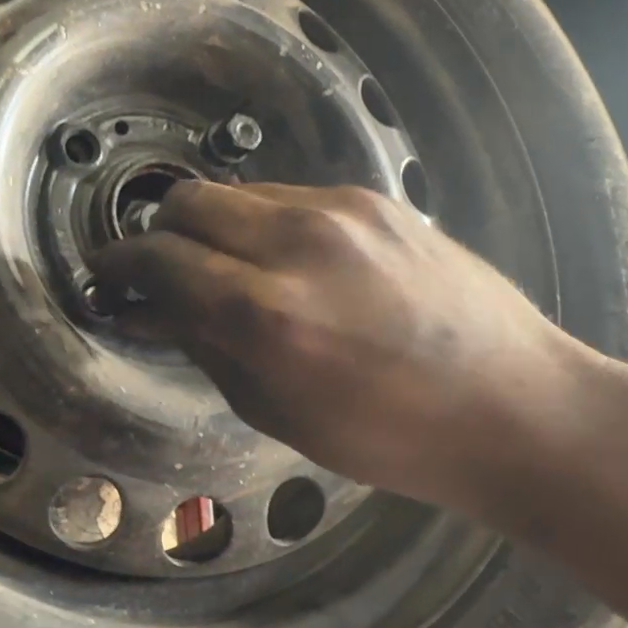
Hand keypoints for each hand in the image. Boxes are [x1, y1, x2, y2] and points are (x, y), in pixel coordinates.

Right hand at [92, 181, 602, 512]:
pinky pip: (287, 195)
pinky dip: (263, 223)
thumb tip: (138, 310)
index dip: (118, 263)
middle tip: (160, 270)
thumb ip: (198, 343)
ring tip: (229, 270)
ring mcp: (340, 210)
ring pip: (234, 191)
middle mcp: (296, 242)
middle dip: (158, 233)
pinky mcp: (374, 199)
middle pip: (185, 201)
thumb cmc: (388, 435)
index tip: (106, 276)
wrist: (520, 408)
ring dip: (212, 227)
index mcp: (264, 311)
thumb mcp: (273, 407)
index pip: (157, 256)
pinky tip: (288, 263)